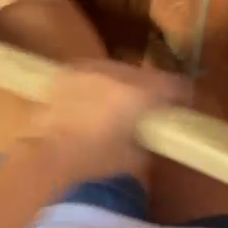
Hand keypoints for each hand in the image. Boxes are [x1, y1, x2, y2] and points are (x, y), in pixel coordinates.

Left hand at [27, 61, 188, 182]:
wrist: (45, 152)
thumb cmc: (92, 159)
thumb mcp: (133, 159)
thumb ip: (150, 142)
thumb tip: (154, 137)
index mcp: (140, 93)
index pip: (174, 85)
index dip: (181, 95)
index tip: (181, 105)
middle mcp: (118, 73)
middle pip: (145, 75)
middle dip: (151, 88)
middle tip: (150, 105)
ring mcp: (91, 69)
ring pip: (118, 70)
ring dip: (124, 82)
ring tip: (121, 100)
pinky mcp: (68, 71)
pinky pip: (93, 72)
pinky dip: (99, 82)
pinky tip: (95, 96)